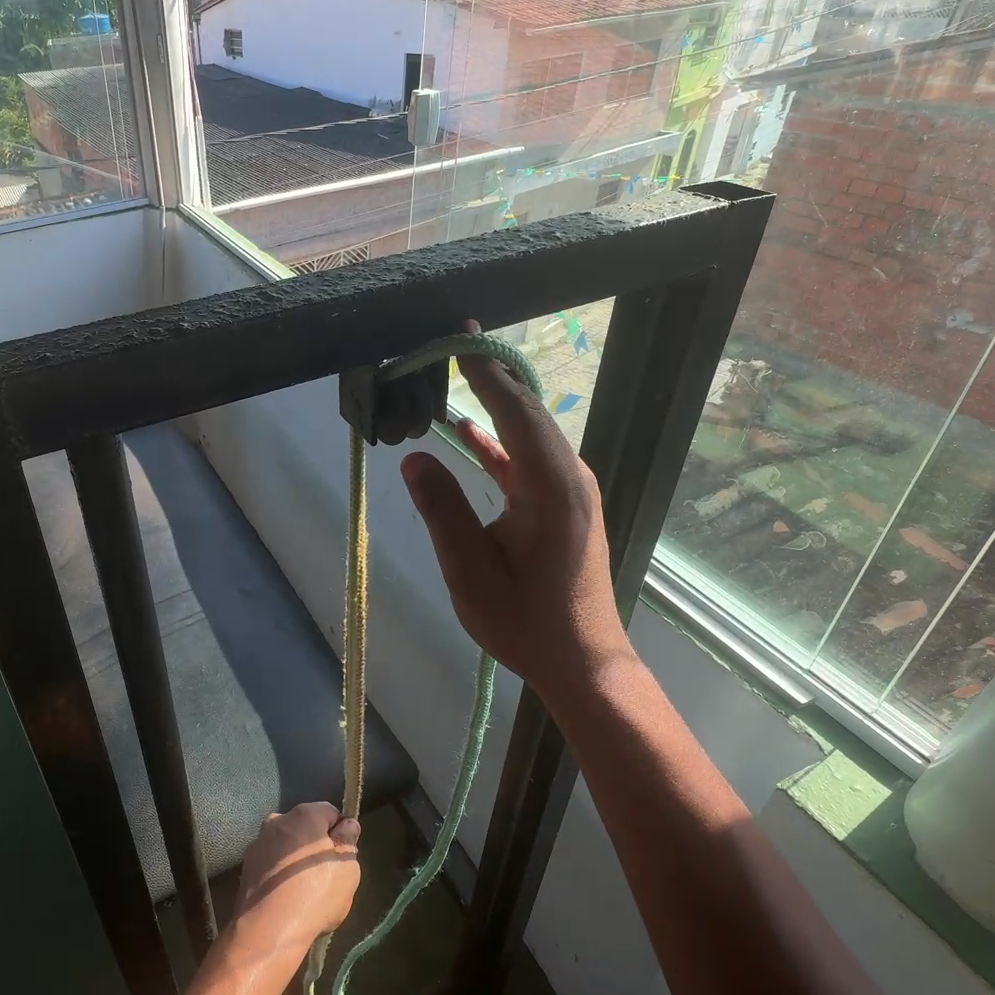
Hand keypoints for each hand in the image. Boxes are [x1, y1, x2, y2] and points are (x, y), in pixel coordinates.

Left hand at [236, 802, 361, 940]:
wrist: (269, 930)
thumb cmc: (316, 894)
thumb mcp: (347, 868)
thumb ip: (348, 841)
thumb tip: (347, 825)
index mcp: (304, 814)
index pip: (330, 812)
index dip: (341, 833)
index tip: (344, 857)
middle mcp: (277, 820)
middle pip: (305, 827)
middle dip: (315, 845)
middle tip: (326, 876)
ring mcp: (257, 843)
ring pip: (285, 845)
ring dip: (294, 859)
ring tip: (304, 890)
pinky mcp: (246, 866)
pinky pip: (270, 863)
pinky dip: (279, 873)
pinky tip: (285, 897)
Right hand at [399, 339, 629, 700]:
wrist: (581, 660)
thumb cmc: (526, 620)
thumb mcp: (471, 571)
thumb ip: (442, 511)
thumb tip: (413, 459)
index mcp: (551, 486)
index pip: (516, 410)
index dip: (485, 372)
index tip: (459, 335)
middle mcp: (567, 476)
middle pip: (527, 410)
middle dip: (490, 373)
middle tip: (452, 339)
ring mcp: (568, 489)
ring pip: (528, 430)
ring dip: (493, 401)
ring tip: (457, 369)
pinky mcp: (561, 504)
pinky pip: (527, 457)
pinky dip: (498, 439)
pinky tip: (466, 430)